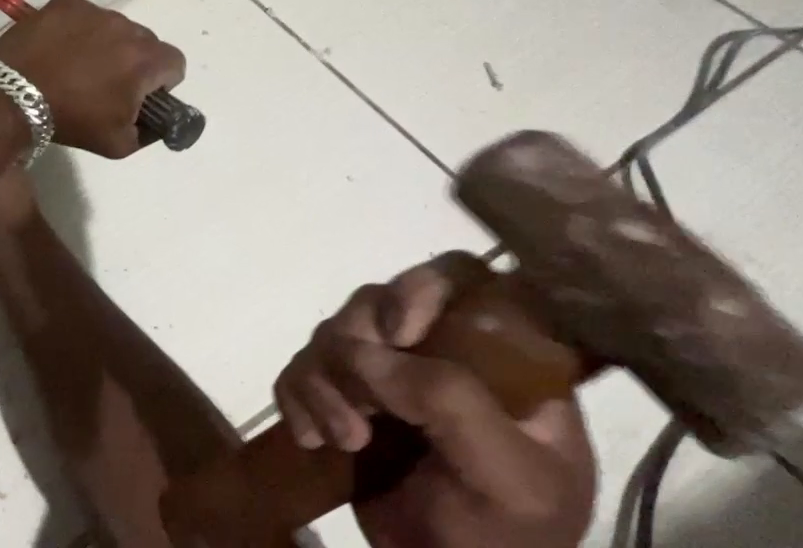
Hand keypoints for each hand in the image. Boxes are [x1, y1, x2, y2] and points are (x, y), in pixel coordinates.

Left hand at [0, 0, 184, 158]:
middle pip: (143, 41)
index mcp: (145, 59)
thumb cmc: (69, 120)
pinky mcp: (63, 3)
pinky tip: (56, 48)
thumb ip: (147, 132)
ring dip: (103, 43)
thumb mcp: (118, 144)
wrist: (11, 95)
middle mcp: (124, 26)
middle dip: (132, 61)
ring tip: (74, 65)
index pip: (174, 63)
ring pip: (112, 26)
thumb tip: (153, 121)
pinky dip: (76, 29)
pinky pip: (82, 14)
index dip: (161, 82)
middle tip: (103, 83)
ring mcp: (92, 10)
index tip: (138, 95)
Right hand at [274, 254, 595, 547]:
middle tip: (361, 404)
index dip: (425, 285)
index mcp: (504, 360)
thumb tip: (365, 353)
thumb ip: (449, 402)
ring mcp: (387, 373)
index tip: (401, 331)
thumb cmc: (503, 533)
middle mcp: (442, 351)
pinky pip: (300, 367)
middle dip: (358, 346)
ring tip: (341, 438)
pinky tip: (310, 437)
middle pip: (381, 300)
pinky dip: (295, 396)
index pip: (466, 280)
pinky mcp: (341, 396)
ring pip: (334, 332)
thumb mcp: (507, 475)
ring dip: (323, 381)